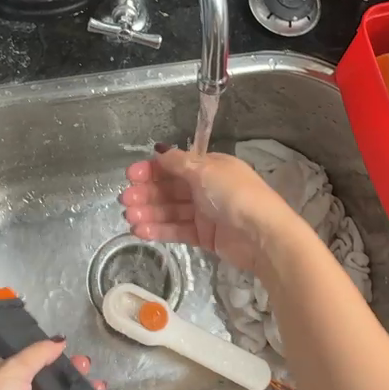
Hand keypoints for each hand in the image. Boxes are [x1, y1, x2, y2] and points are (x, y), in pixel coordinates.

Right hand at [120, 148, 299, 275]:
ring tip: (129, 218)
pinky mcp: (205, 236)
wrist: (263, 235)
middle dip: (147, 193)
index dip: (152, 170)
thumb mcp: (206, 170)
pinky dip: (159, 229)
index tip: (130, 176)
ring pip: (171, 210)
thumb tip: (160, 153)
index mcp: (209, 167)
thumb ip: (179, 162)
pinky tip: (141, 231)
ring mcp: (205, 213)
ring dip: (149, 212)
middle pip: (170, 188)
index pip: (175, 166)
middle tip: (125, 200)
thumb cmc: (235, 195)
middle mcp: (206, 187)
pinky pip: (177, 230)